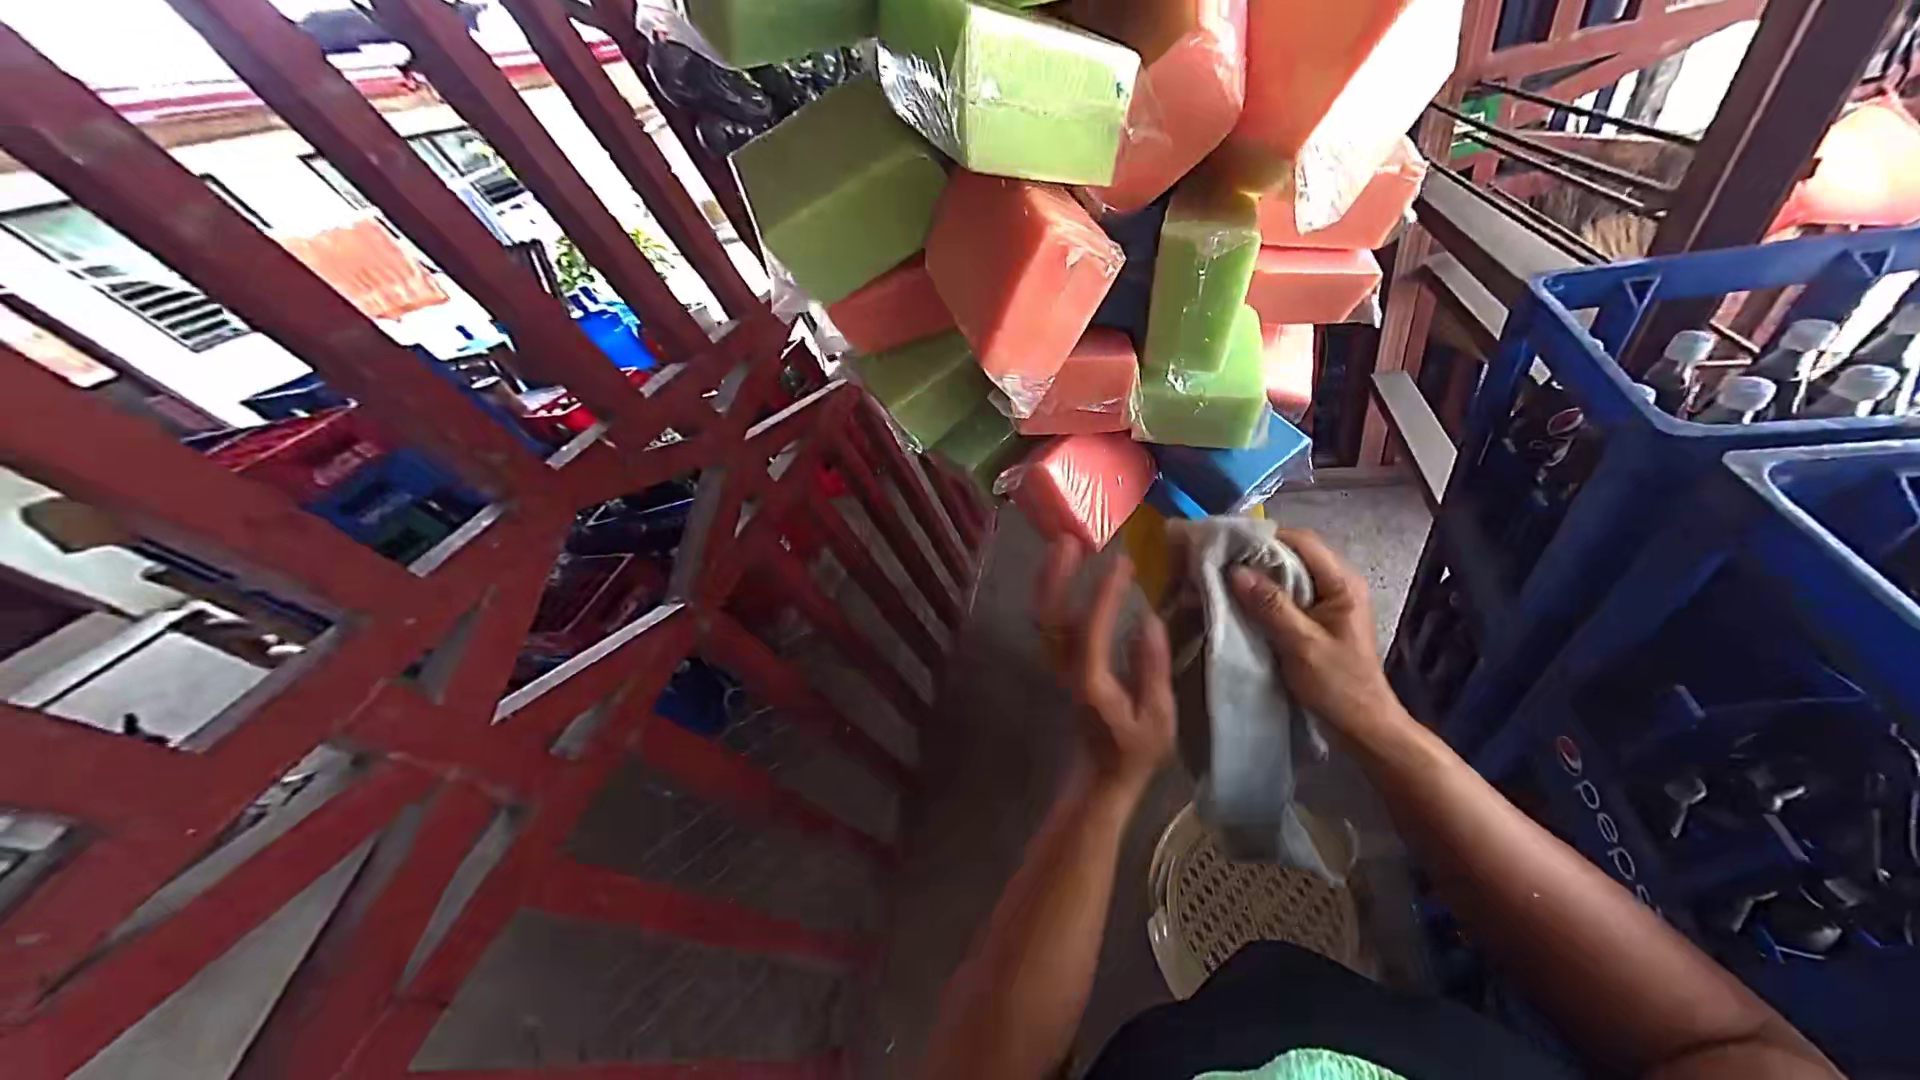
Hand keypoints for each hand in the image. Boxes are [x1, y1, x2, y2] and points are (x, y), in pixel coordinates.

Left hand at [1034, 537, 1175, 796]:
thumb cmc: (1132, 753)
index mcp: (1092, 682)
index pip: (1092, 629)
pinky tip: (1065, 571)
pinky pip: (1051, 620)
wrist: (1099, 778)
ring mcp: (1059, 664)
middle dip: (1056, 576)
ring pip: (1045, 615)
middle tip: (1070, 540)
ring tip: (1064, 544)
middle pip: (1051, 616)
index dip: (1105, 594)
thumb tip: (1149, 620)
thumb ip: (1152, 670)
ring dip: (1050, 578)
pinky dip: (1053, 591)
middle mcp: (1068, 668)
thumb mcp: (1158, 719)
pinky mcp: (1060, 662)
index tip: (1123, 563)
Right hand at [1228, 529, 1409, 744]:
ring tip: (1221, 578)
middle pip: (1292, 552)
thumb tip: (1235, 571)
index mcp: (1342, 583)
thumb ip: (1270, 606)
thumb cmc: (1338, 686)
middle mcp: (1336, 584)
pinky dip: (1260, 592)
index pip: (1301, 541)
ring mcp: (1326, 600)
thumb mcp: (1301, 644)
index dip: (1264, 538)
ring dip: (1256, 574)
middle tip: (1217, 561)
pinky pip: (1284, 593)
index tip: (1226, 544)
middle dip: (1255, 555)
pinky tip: (1237, 600)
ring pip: (1286, 572)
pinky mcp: (1314, 617)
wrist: (1361, 726)